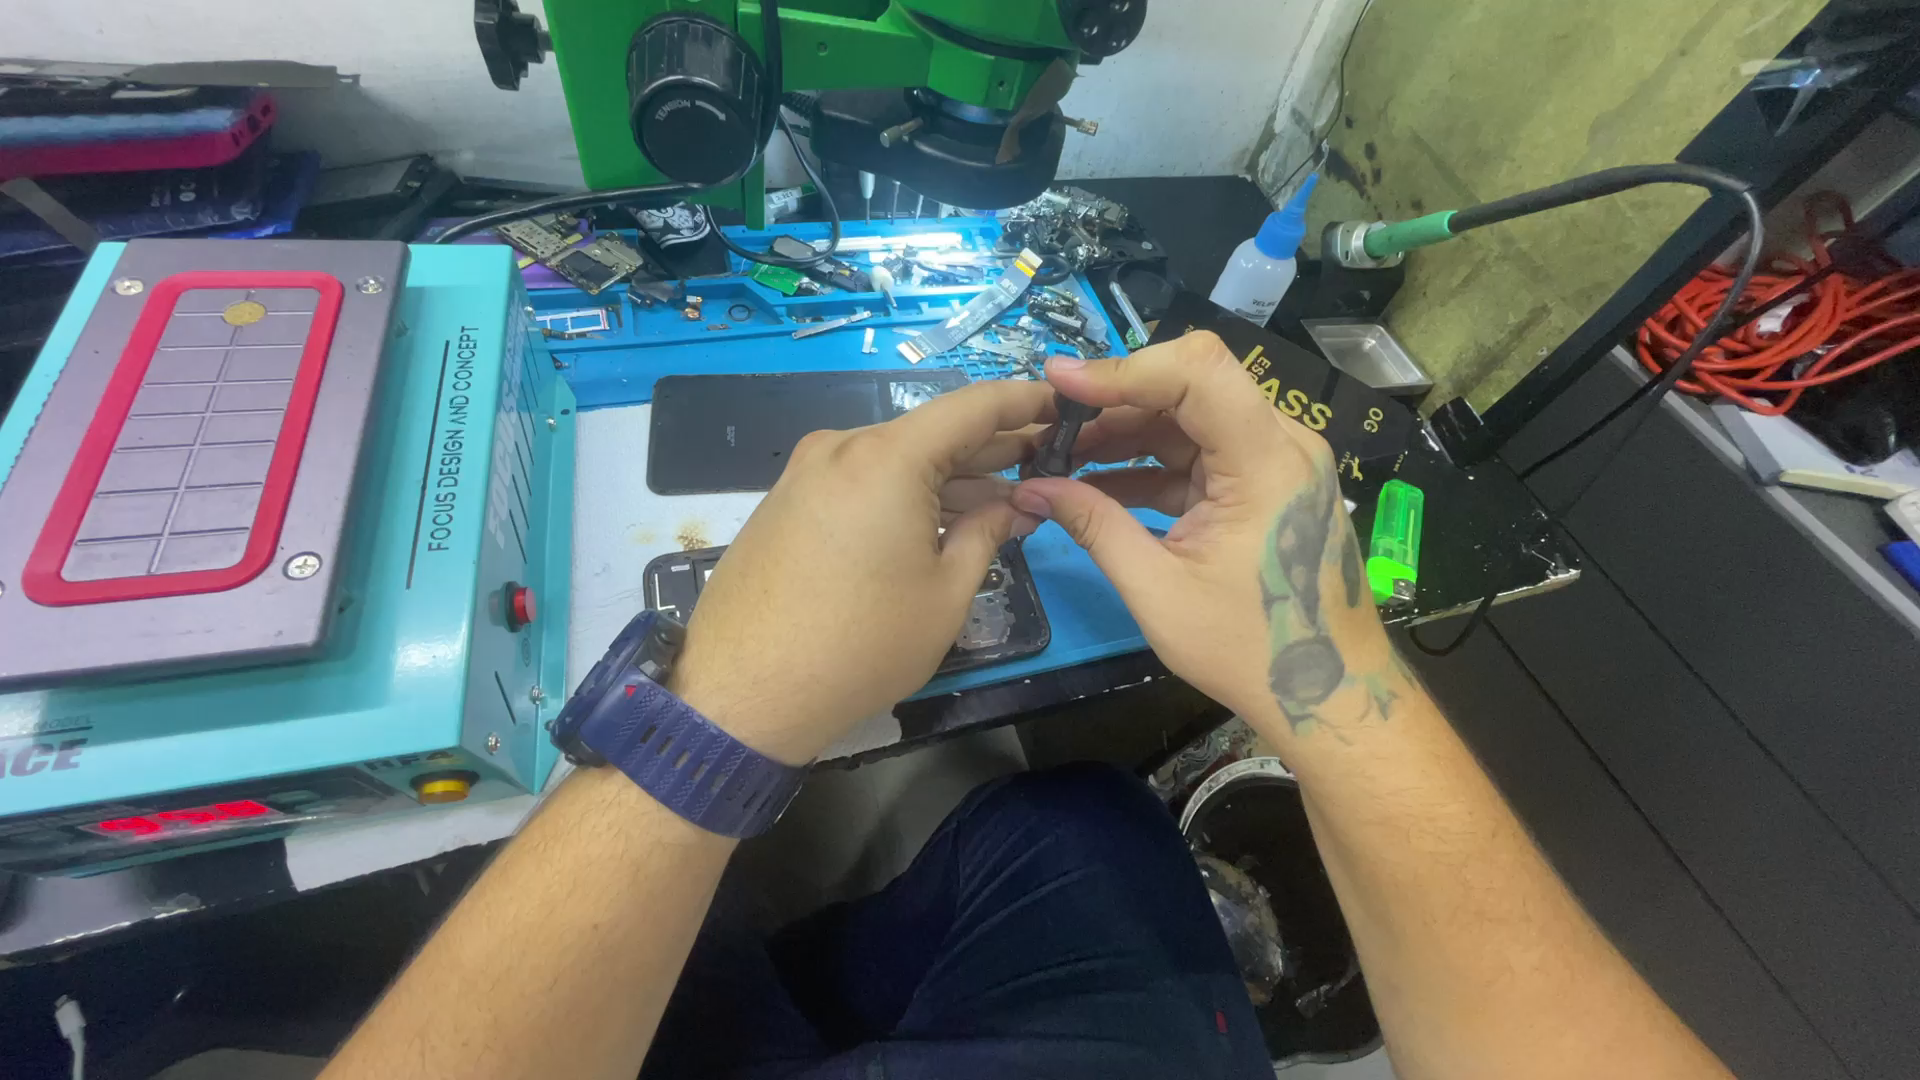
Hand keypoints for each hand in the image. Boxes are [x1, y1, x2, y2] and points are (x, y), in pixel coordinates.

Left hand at [667, 380, 1053, 763]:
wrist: (743, 694)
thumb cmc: (861, 646)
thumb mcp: (946, 594)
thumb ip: (988, 534)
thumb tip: (1015, 506)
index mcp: (887, 457)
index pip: (973, 406)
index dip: (1025, 402)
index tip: (1062, 406)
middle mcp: (842, 448)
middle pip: (932, 434)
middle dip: (991, 450)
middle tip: (1043, 463)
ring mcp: (806, 473)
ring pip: (895, 462)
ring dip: (949, 479)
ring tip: (1002, 501)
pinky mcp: (787, 502)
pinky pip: (861, 483)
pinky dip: (905, 495)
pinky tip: (939, 520)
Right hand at [1011, 333, 1400, 749]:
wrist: (1327, 695)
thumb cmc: (1250, 651)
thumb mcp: (1158, 590)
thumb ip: (1094, 526)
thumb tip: (1032, 487)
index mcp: (1266, 461)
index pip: (1196, 372)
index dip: (1122, 369)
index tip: (1059, 385)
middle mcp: (1279, 444)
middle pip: (1188, 387)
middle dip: (1113, 404)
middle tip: (1050, 430)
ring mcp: (1273, 464)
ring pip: (1187, 420)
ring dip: (1124, 436)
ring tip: (1062, 460)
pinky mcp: (1261, 486)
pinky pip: (1197, 457)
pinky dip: (1147, 467)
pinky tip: (1096, 486)